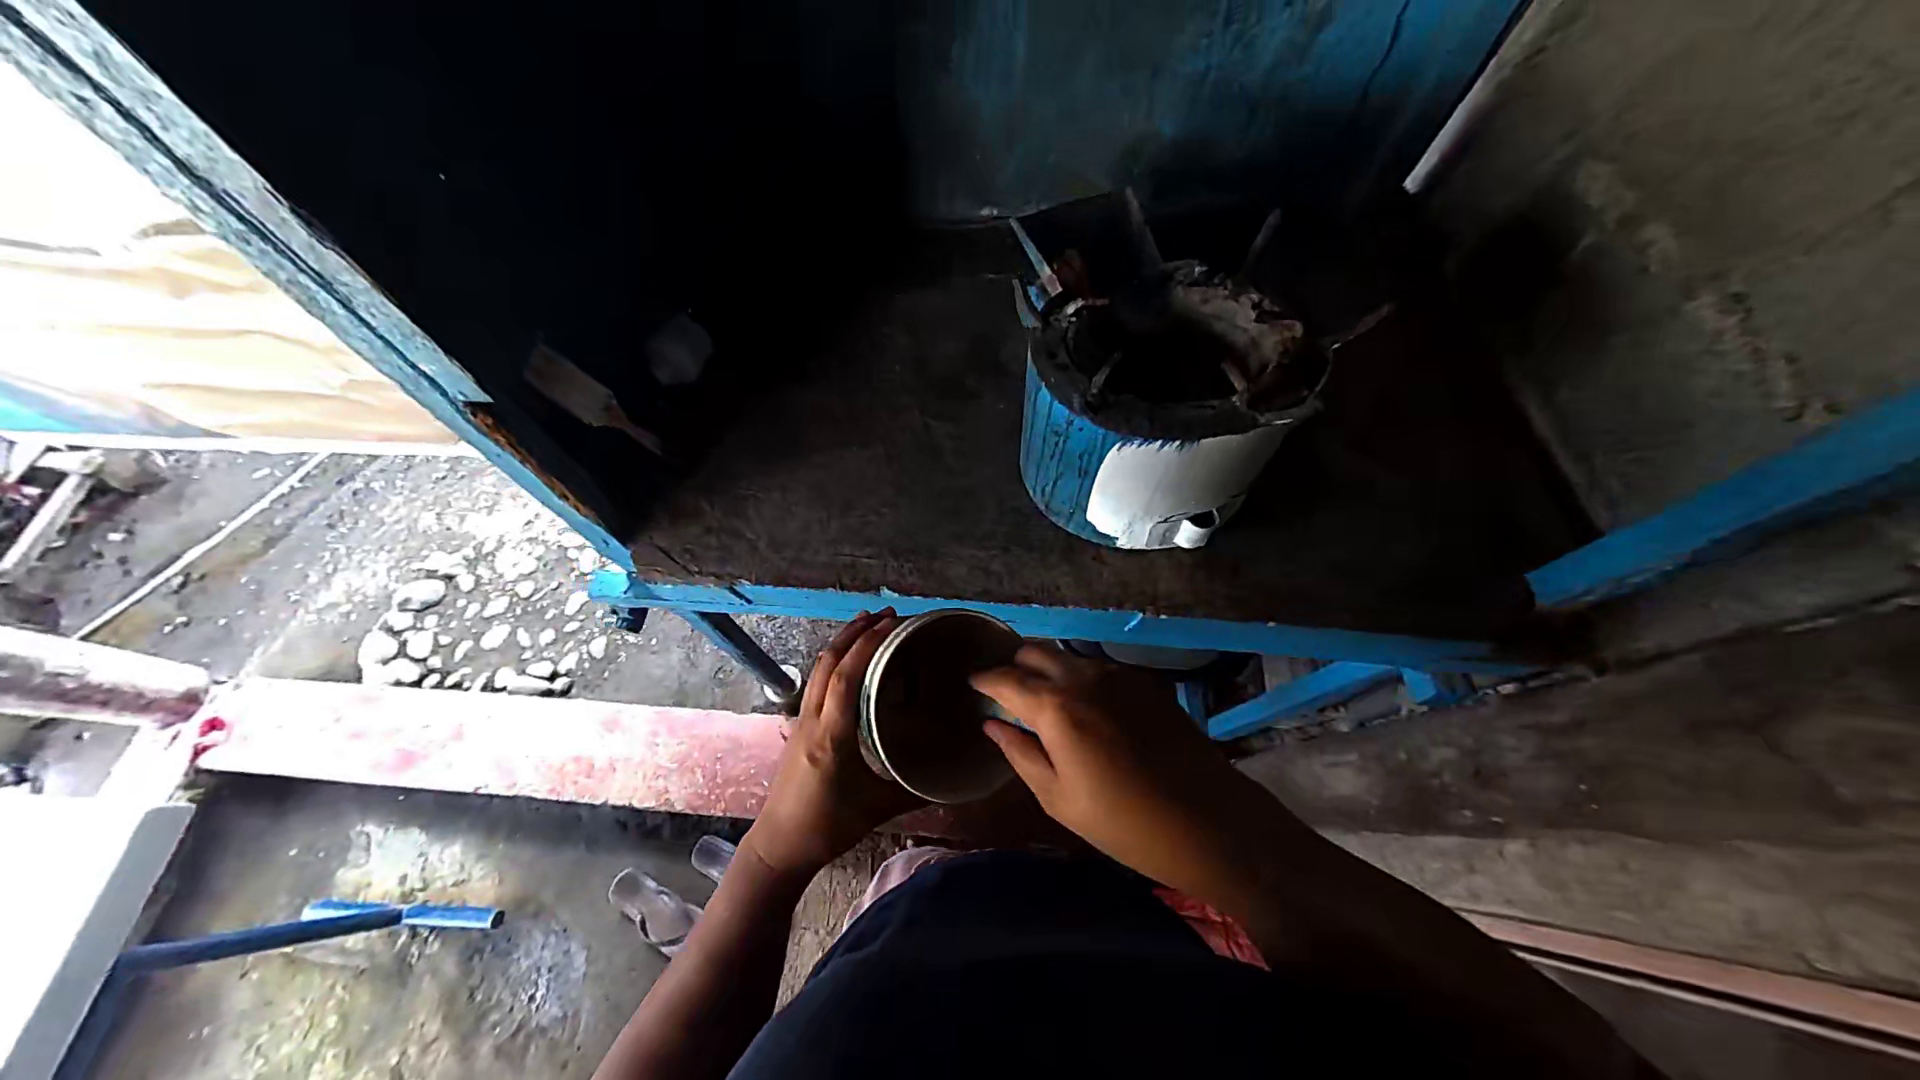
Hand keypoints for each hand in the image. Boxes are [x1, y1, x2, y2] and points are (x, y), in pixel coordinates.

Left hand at [741, 610, 923, 878]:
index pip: (847, 675)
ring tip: (867, 626)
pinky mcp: (798, 728)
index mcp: (831, 734)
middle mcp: (812, 719)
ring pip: (818, 669)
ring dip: (841, 643)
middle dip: (854, 632)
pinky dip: (834, 662)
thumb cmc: (826, 827)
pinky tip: (849, 664)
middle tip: (885, 615)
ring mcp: (801, 722)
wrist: (778, 846)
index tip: (891, 623)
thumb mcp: (876, 808)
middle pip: (828, 662)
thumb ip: (913, 789)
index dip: (868, 644)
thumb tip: (949, 775)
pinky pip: (816, 683)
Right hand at [971, 645, 1288, 896]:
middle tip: (1006, 688)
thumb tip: (993, 725)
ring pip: (1068, 657)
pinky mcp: (1146, 683)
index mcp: (1055, 708)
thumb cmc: (1124, 823)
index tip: (973, 683)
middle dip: (1015, 665)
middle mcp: (1084, 679)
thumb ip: (1021, 753)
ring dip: (1048, 669)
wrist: (1211, 821)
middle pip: (1036, 652)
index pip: (1006, 679)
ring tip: (1042, 696)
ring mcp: (1119, 676)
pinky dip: (1079, 677)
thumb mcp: (1059, 799)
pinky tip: (1084, 704)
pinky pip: (1098, 668)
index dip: (985, 679)